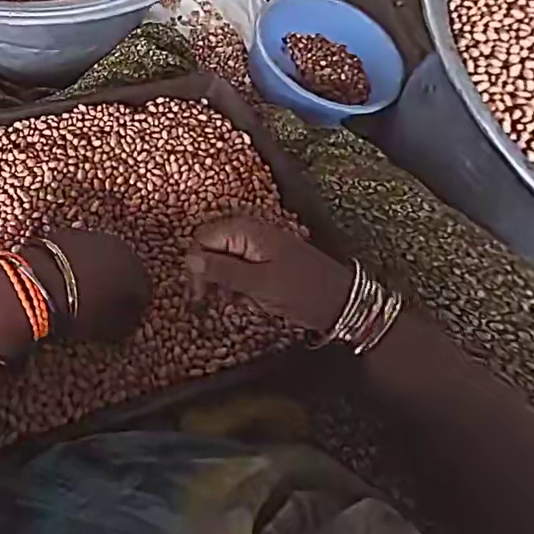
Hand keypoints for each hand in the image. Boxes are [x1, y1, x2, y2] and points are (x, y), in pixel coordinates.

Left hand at [33, 229, 149, 342]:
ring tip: (83, 287)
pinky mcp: (71, 232)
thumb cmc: (81, 311)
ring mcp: (96, 237)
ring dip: (98, 268)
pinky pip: (81, 250)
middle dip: (118, 282)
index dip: (134, 306)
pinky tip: (66, 274)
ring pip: (104, 255)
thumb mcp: (110, 329)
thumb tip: (130, 318)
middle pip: (125, 268)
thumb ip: (127, 322)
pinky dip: (78, 260)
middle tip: (104, 301)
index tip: (124, 317)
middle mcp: (122, 249)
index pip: (144, 291)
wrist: (42, 280)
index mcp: (136, 273)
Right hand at [183, 217, 351, 332]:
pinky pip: (238, 267)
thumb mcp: (259, 284)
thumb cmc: (303, 292)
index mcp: (246, 230)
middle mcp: (249, 231)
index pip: (202, 239)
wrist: (344, 303)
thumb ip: (222, 270)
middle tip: (215, 301)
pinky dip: (238, 285)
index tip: (199, 293)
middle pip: (210, 248)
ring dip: (224, 283)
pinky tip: (249, 300)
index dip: (196, 265)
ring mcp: (257, 244)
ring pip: (222, 260)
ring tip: (239, 302)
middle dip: (210, 275)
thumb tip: (188, 260)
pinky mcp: (264, 258)